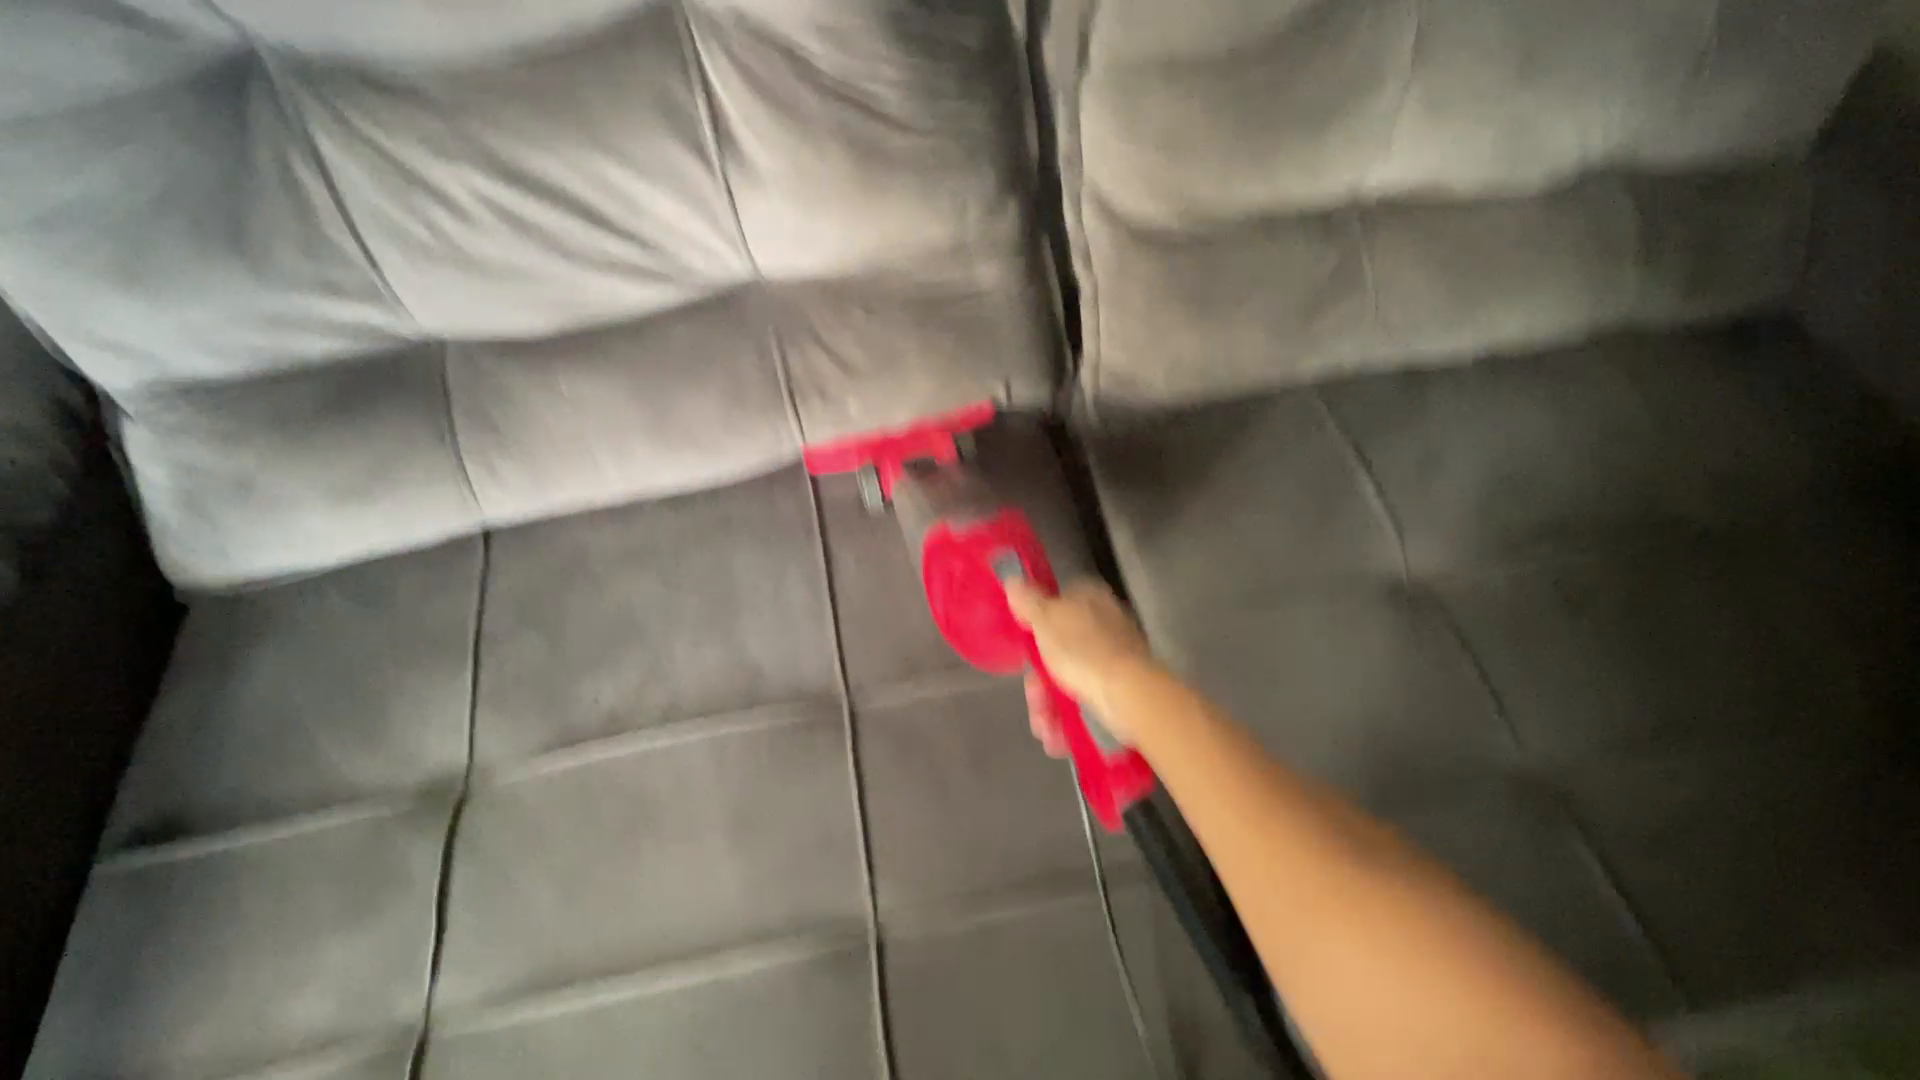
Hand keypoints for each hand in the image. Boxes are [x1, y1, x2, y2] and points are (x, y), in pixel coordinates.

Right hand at [1004, 579, 1155, 754]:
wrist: (1127, 695)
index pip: (1058, 604)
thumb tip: (1014, 580)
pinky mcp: (1119, 690)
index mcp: (1090, 599)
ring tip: (1045, 728)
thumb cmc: (1082, 649)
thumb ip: (1028, 601)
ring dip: (1050, 707)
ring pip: (1069, 681)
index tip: (1024, 650)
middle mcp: (1105, 625)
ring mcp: (1114, 659)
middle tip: (1034, 698)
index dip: (1036, 628)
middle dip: (1040, 682)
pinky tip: (1058, 737)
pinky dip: (1069, 719)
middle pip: (1059, 651)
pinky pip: (1085, 702)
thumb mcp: (1046, 619)